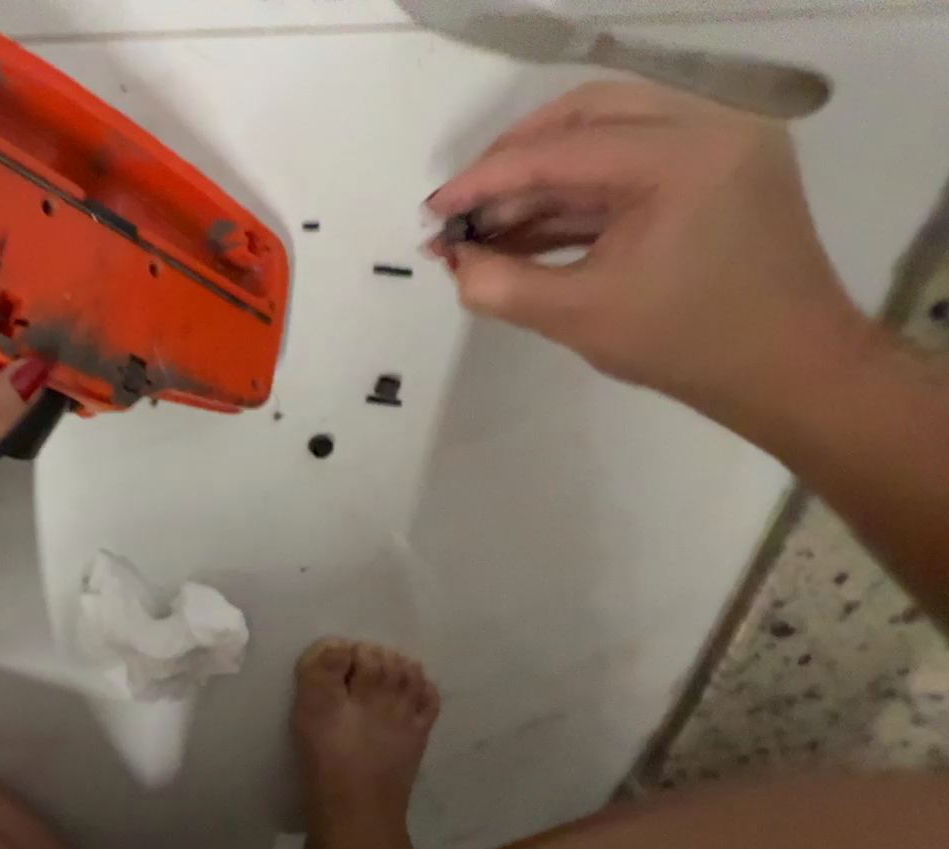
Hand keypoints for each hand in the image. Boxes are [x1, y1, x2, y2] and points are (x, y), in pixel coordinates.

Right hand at [428, 81, 873, 405]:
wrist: (781, 367)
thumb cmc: (683, 341)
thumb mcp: (573, 315)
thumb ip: (498, 284)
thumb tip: (454, 260)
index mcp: (685, 156)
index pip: (562, 150)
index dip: (485, 180)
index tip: (432, 210)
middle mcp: (710, 127)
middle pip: (585, 114)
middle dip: (510, 159)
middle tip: (460, 207)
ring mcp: (713, 146)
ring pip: (600, 136)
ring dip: (532, 182)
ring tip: (478, 231)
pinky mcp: (705, 173)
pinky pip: (619, 167)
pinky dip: (563, 197)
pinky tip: (515, 235)